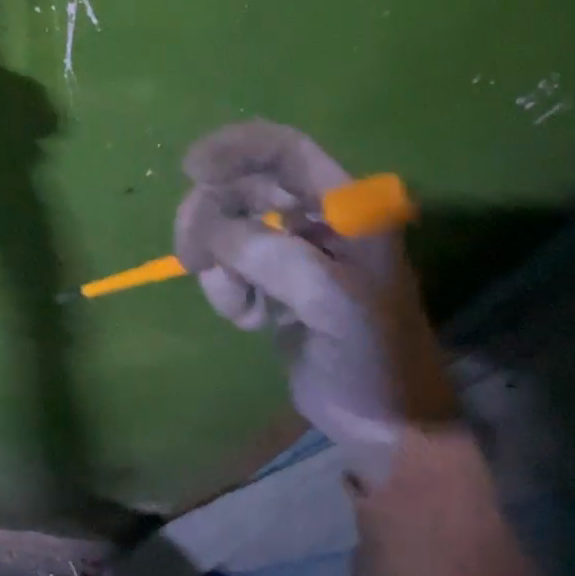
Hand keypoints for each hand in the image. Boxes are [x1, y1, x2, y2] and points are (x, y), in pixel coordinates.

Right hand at [172, 121, 452, 486]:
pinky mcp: (271, 281)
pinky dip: (224, 288)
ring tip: (237, 306)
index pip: (284, 149)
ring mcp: (292, 250)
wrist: (386, 427)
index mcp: (346, 207)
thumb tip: (213, 232)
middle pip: (242, 185)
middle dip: (210, 216)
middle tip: (189, 256)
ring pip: (225, 226)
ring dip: (217, 261)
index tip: (192, 170)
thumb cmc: (373, 356)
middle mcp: (317, 218)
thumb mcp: (331, 301)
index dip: (235, 148)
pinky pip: (225, 263)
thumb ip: (273, 256)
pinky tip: (250, 320)